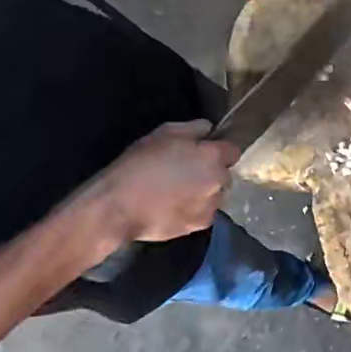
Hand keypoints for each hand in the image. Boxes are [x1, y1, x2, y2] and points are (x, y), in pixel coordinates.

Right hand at [92, 121, 240, 242]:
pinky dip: (195, 210)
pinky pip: (205, 212)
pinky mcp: (202, 223)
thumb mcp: (163, 133)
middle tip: (185, 174)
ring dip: (205, 192)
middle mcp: (220, 180)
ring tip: (177, 193)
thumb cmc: (138, 165)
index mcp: (213, 157)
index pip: (233, 151)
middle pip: (224, 174)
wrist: (117, 207)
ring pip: (216, 194)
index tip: (201, 154)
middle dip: (210, 172)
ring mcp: (213, 204)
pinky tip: (174, 208)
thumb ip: (193, 128)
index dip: (218, 151)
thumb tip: (209, 128)